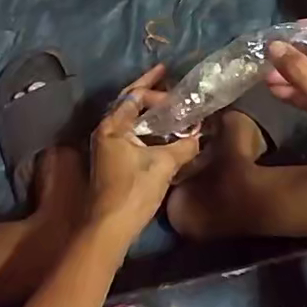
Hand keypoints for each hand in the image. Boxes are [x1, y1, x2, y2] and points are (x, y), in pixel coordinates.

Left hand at [88, 65, 200, 237]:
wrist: (109, 229)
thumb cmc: (133, 189)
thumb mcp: (164, 164)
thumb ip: (184, 145)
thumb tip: (200, 134)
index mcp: (113, 126)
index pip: (134, 96)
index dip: (156, 89)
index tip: (174, 83)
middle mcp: (106, 132)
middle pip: (128, 103)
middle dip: (148, 90)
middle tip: (167, 77)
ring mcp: (107, 147)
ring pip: (130, 119)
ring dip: (148, 110)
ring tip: (169, 101)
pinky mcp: (113, 162)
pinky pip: (132, 133)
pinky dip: (147, 126)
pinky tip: (163, 129)